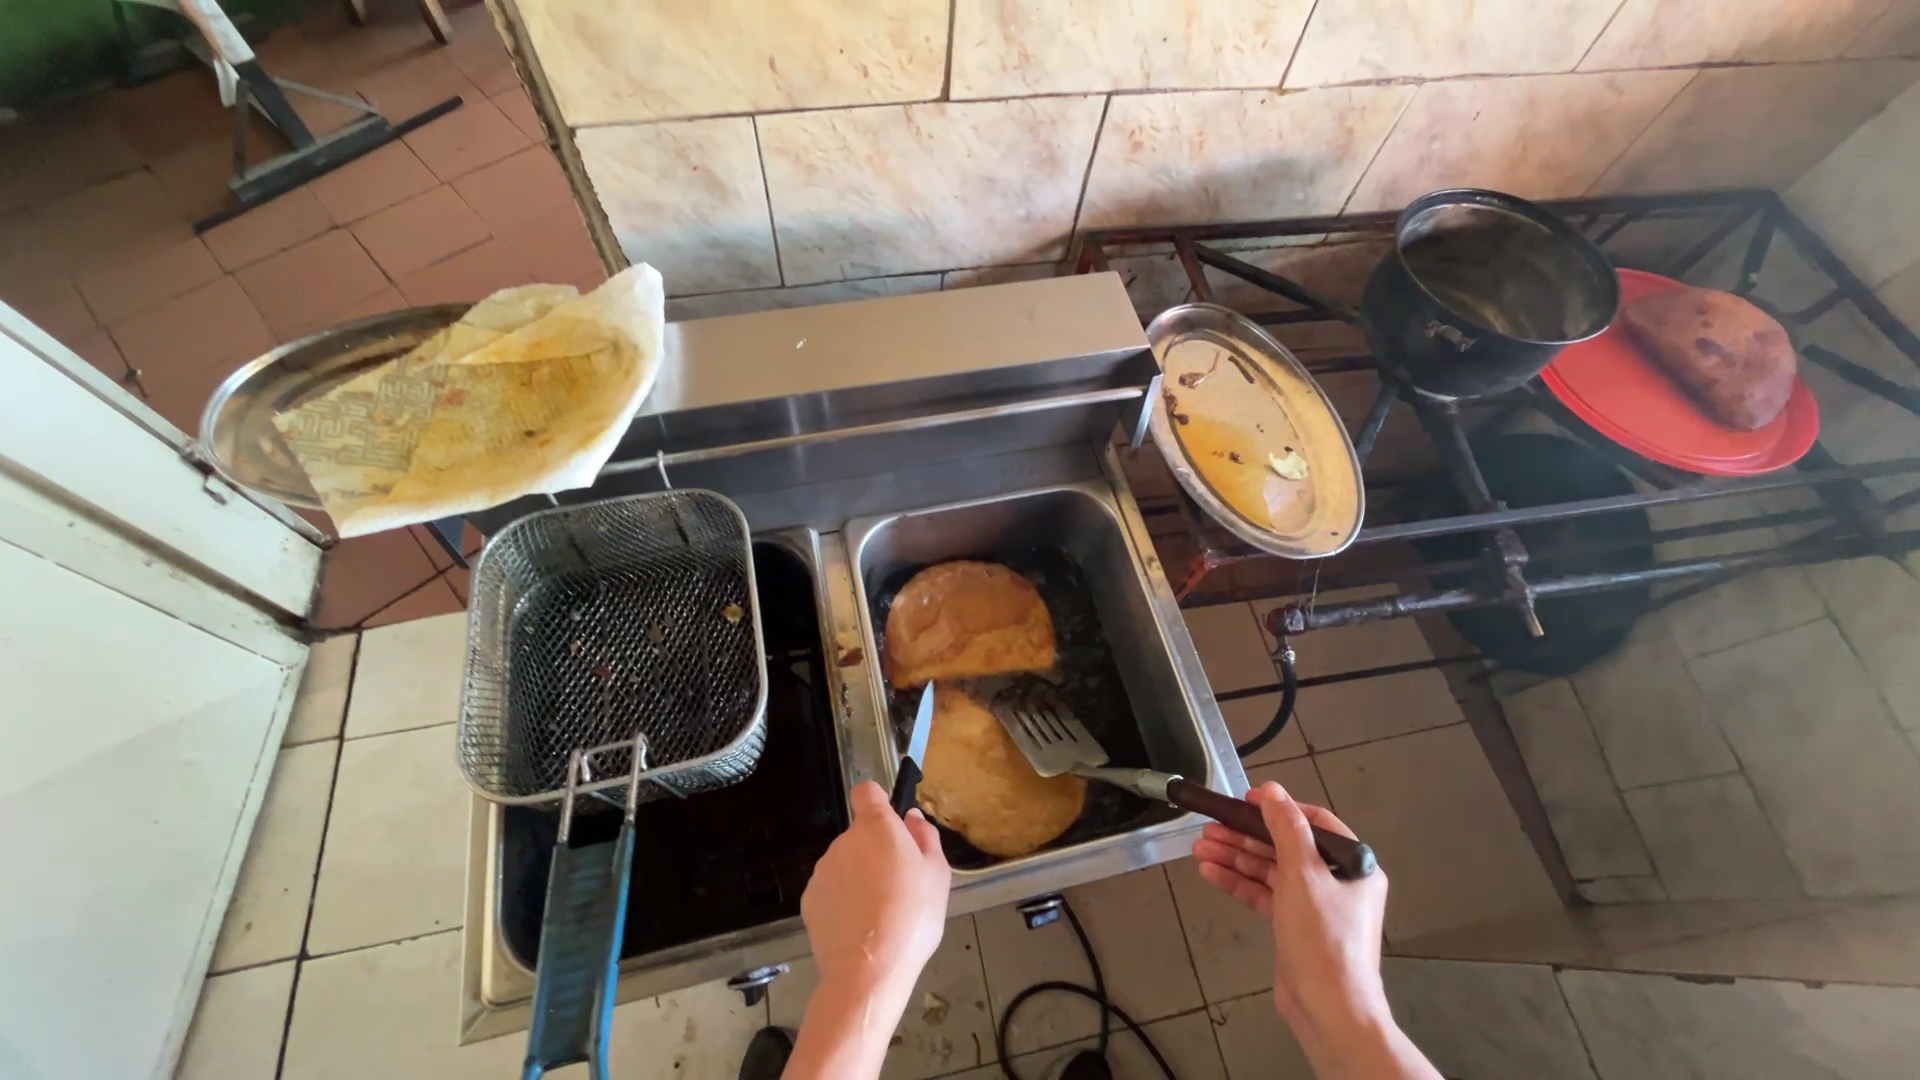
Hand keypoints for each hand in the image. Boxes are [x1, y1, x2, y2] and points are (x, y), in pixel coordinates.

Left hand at [801, 781, 951, 998]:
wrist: (870, 970)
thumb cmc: (912, 916)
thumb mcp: (937, 874)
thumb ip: (925, 838)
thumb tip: (912, 819)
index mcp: (876, 827)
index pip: (866, 792)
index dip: (878, 802)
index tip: (892, 824)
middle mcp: (843, 841)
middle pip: (860, 834)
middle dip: (876, 850)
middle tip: (899, 884)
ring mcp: (822, 871)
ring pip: (845, 863)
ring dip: (859, 876)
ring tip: (879, 913)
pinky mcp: (809, 901)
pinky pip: (831, 890)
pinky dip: (842, 901)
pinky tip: (858, 928)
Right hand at [1191, 783, 1390, 1043]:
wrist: (1329, 1010)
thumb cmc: (1322, 936)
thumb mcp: (1302, 874)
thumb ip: (1285, 828)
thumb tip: (1272, 790)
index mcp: (1353, 866)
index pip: (1314, 822)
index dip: (1278, 809)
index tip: (1245, 801)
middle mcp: (1337, 882)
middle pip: (1285, 846)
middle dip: (1245, 836)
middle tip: (1211, 826)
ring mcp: (1314, 905)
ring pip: (1270, 870)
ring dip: (1235, 857)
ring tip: (1200, 847)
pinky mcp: (1294, 925)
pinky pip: (1264, 894)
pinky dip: (1239, 882)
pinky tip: (1210, 872)